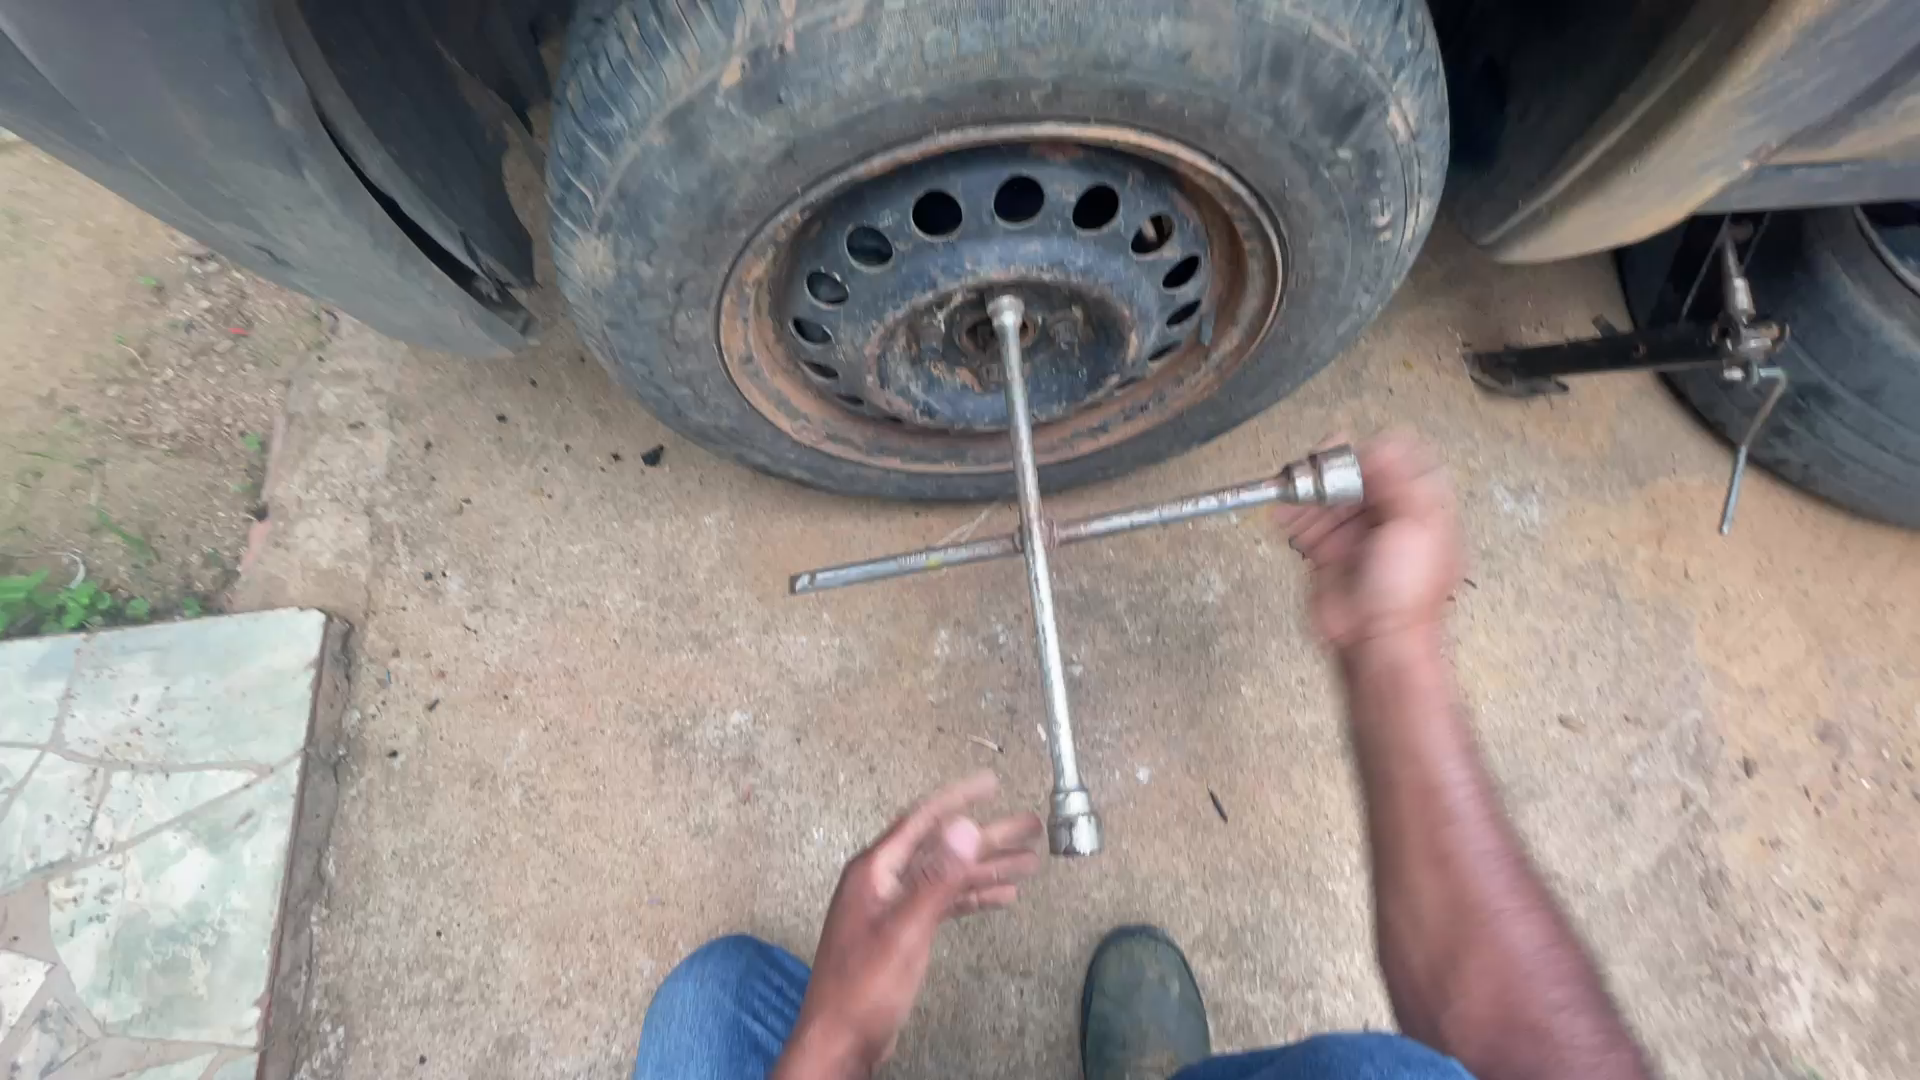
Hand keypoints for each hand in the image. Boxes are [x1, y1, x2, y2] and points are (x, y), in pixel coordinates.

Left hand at [773, 772, 1043, 1078]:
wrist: (838, 1044)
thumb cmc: (862, 989)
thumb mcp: (905, 930)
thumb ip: (936, 878)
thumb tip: (965, 826)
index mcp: (876, 868)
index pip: (924, 819)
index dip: (960, 798)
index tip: (992, 783)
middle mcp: (885, 879)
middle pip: (944, 847)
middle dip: (988, 836)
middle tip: (1030, 826)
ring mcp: (893, 905)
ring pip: (948, 875)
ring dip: (987, 867)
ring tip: (1030, 860)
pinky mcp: (902, 929)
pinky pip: (943, 902)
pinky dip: (972, 896)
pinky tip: (1002, 896)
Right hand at [1274, 432, 1460, 650]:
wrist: (1375, 638)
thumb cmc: (1407, 595)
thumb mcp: (1418, 526)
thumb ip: (1401, 482)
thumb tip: (1381, 445)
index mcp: (1417, 506)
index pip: (1393, 459)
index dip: (1368, 452)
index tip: (1348, 456)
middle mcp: (1385, 516)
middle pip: (1350, 474)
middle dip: (1327, 471)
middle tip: (1313, 472)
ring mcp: (1353, 533)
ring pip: (1323, 495)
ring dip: (1304, 491)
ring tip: (1292, 492)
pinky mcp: (1325, 550)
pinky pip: (1302, 521)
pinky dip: (1288, 512)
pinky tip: (1283, 510)